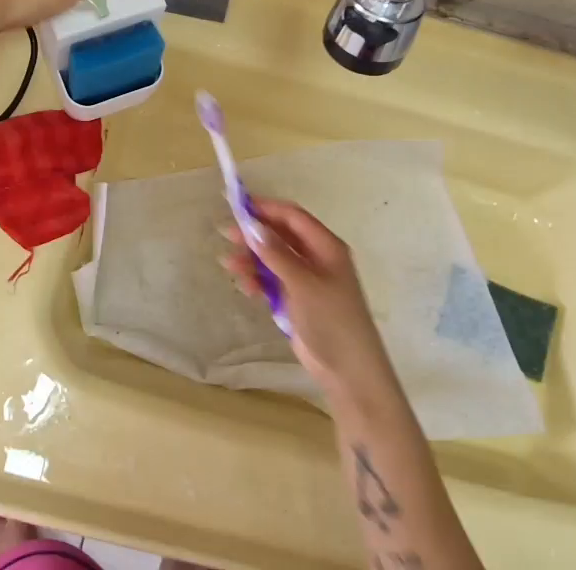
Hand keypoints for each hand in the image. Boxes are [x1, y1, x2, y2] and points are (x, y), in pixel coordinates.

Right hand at [220, 198, 399, 403]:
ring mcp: (307, 280)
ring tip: (229, 264)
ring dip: (252, 259)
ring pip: (274, 259)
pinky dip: (258, 280)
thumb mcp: (302, 284)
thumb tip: (252, 225)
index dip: (267, 209)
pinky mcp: (297, 300)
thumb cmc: (331, 320)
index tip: (238, 206)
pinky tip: (243, 284)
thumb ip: (276, 254)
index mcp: (326, 247)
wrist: (348, 369)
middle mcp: (317, 258)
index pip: (293, 217)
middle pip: (281, 236)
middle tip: (226, 235)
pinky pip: (273, 281)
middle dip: (255, 235)